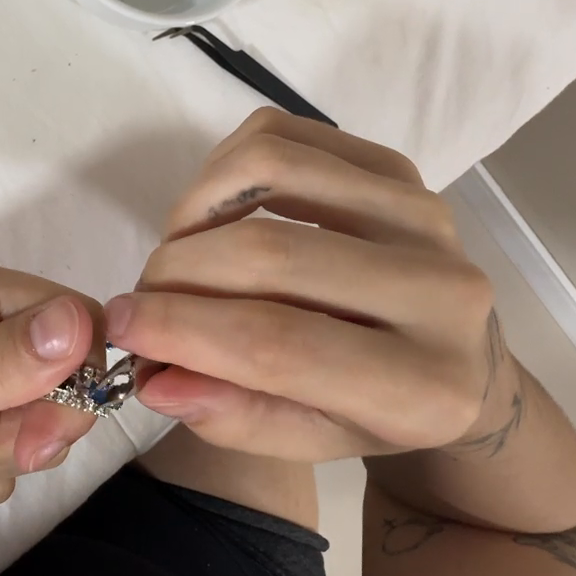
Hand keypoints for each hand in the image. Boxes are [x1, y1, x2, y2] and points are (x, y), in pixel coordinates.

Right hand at [107, 108, 506, 463]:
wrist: (456, 353)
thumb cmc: (376, 408)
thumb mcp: (310, 440)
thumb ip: (234, 418)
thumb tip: (154, 378)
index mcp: (426, 386)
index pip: (278, 344)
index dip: (181, 328)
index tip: (120, 325)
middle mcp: (442, 290)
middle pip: (267, 252)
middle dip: (176, 271)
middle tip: (142, 293)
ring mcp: (423, 213)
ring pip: (271, 169)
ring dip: (195, 207)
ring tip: (179, 248)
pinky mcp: (397, 167)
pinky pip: (281, 135)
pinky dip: (223, 166)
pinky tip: (215, 211)